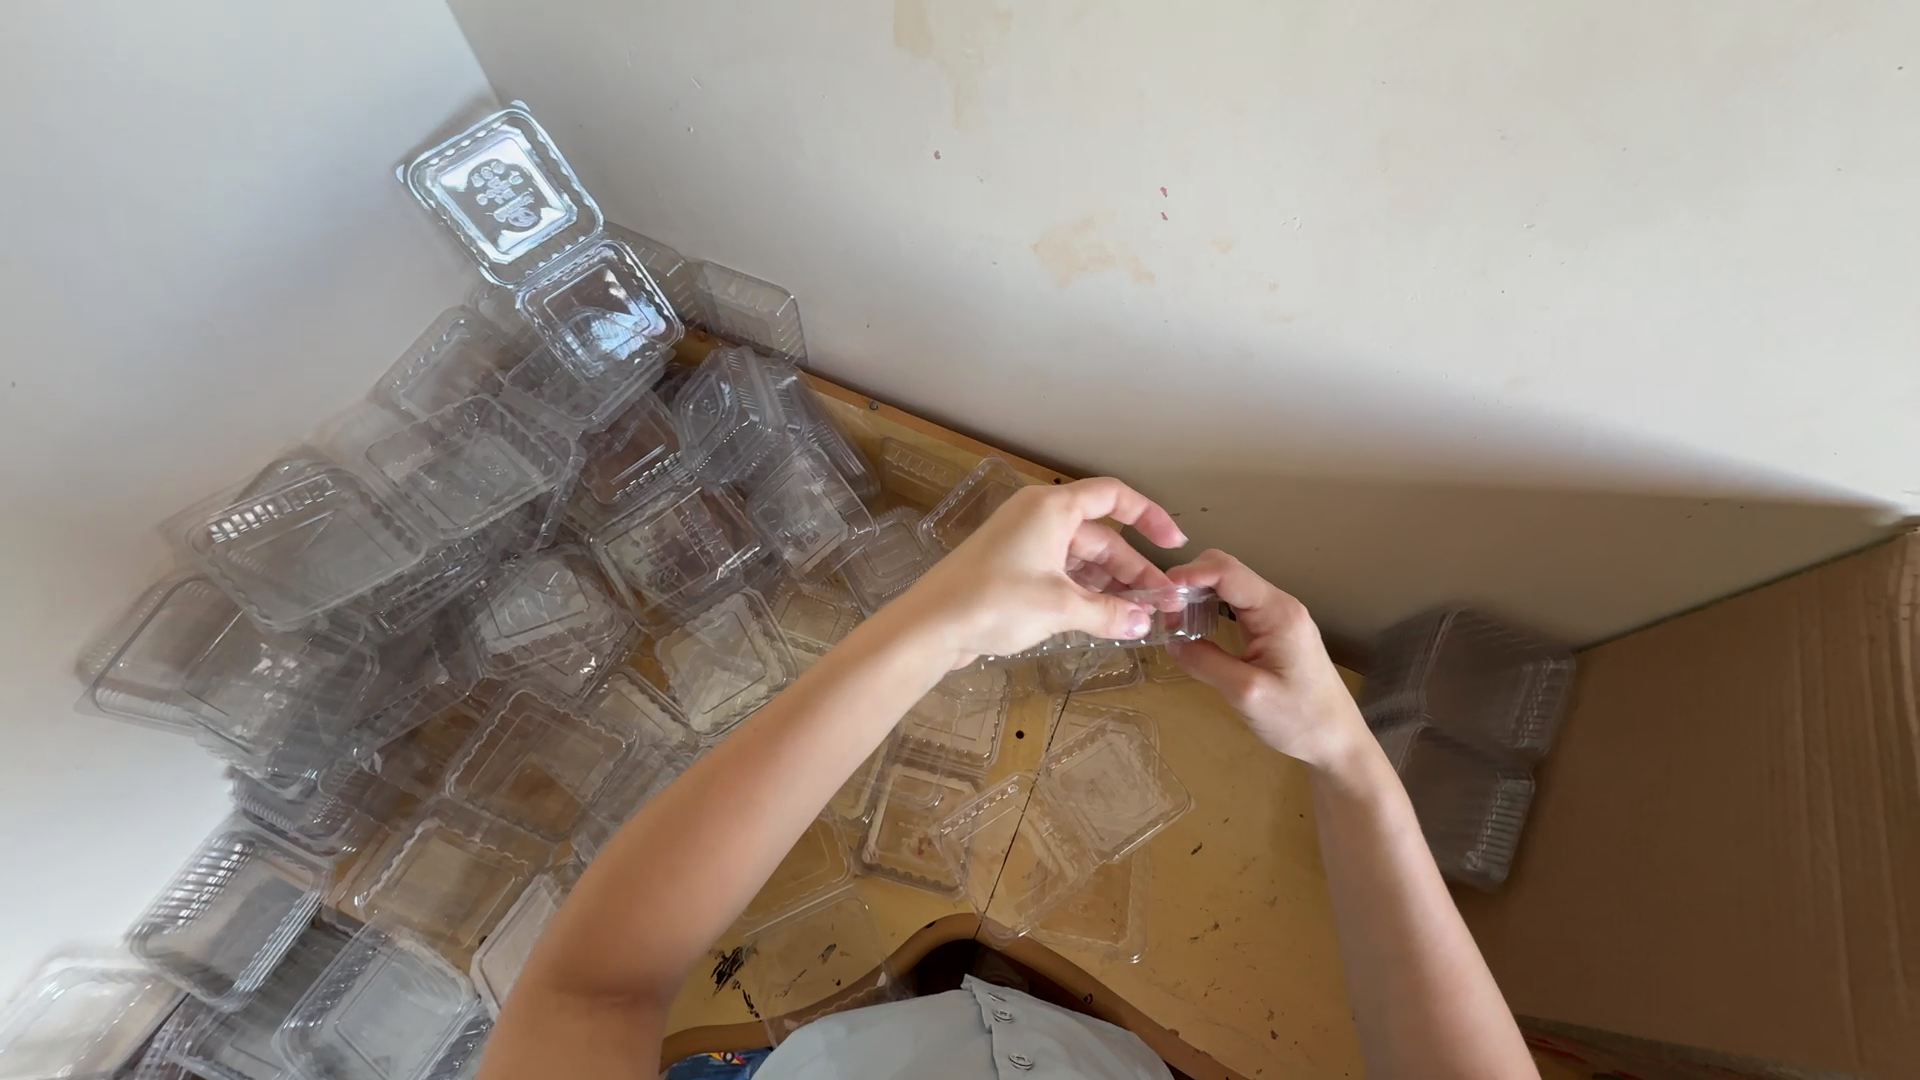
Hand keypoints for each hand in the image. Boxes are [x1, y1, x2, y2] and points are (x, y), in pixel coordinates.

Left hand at [896, 477, 1188, 667]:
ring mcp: (1023, 543)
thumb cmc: (995, 601)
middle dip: (1133, 569)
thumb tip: (1144, 623)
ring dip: (1109, 585)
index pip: (1113, 497)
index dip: (1149, 516)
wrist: (931, 625)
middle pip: (1099, 536)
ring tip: (1139, 615)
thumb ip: (1108, 613)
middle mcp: (1039, 518)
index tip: (1174, 544)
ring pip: (1080, 558)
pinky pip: (1059, 573)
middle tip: (1163, 603)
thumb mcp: (1060, 606)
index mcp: (1052, 508)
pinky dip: (1083, 592)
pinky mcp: (1011, 569)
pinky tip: (1105, 617)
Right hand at [1166, 550, 1371, 772]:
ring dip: (1196, 596)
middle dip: (1188, 583)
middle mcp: (1277, 603)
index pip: (1226, 570)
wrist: (1337, 742)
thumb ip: (1204, 662)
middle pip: (1224, 570)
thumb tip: (1170, 642)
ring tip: (1174, 624)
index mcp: (1276, 611)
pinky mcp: (1271, 629)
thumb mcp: (1244, 693)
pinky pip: (1233, 604)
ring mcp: (1275, 615)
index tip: (1158, 596)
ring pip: (1226, 585)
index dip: (1187, 574)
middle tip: (1164, 613)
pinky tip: (1194, 630)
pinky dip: (1208, 608)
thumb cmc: (1299, 719)